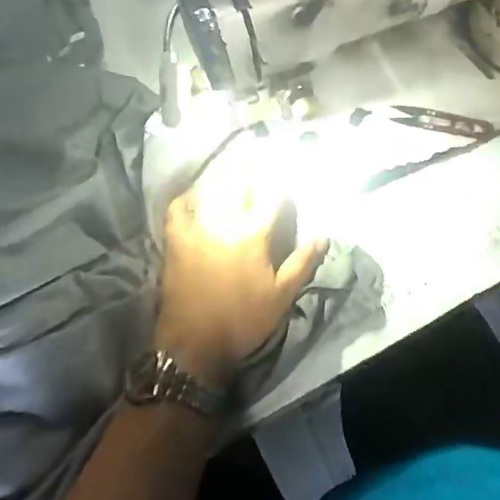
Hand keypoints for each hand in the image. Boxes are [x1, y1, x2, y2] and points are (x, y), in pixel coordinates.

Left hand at [154, 176, 325, 388]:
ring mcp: (197, 231)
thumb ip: (302, 262)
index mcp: (253, 237)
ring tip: (233, 164)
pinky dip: (187, 197)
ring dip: (223, 175)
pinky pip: (178, 210)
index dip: (280, 179)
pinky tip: (195, 191)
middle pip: (239, 186)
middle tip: (259, 153)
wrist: (193, 346)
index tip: (288, 165)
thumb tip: (323, 235)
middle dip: (251, 167)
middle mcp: (224, 226)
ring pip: (210, 192)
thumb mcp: (282, 296)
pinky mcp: (176, 243)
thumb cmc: (242, 321)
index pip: (270, 198)